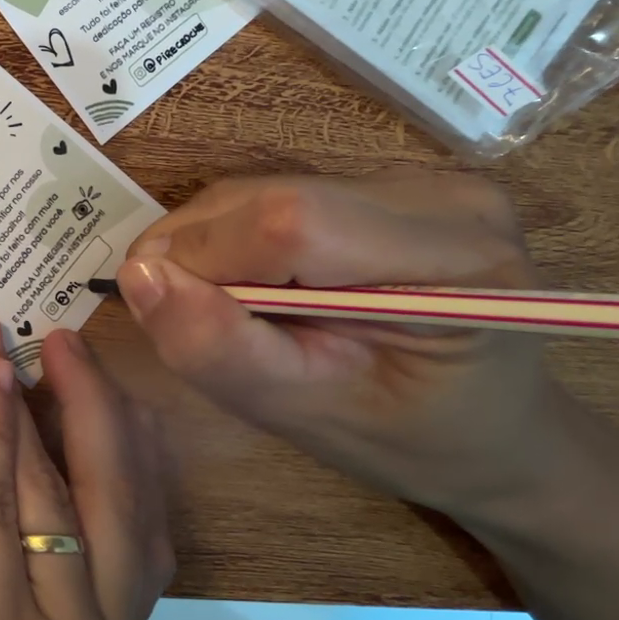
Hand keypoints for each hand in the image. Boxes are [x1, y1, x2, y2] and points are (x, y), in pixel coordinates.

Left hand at [0, 317, 172, 619]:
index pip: (135, 537)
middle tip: (70, 345)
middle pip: (119, 509)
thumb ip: (10, 556)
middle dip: (101, 414)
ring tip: (5, 342)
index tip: (109, 394)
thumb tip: (14, 463)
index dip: (126, 456)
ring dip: (32, 403)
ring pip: (56, 496)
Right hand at [114, 170, 573, 518]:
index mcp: (453, 260)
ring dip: (202, 247)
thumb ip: (216, 347)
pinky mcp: (372, 181)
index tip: (176, 317)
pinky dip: (223, 239)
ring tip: (232, 310)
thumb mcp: (300, 412)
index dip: (203, 263)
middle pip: (260, 201)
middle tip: (198, 322)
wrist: (482, 430)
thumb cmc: (402, 438)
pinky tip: (252, 282)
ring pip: (245, 193)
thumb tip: (136, 275)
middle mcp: (439, 197)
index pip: (289, 225)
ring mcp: (408, 181)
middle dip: (194, 257)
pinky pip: (255, 194)